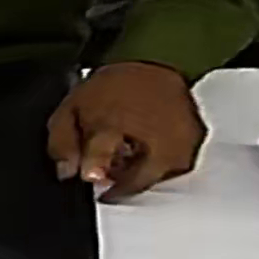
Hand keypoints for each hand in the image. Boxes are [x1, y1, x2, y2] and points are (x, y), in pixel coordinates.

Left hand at [46, 61, 204, 200]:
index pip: (104, 150)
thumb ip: (62, 144)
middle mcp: (153, 130)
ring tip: (123, 169)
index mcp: (111, 123)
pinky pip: (179, 163)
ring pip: (165, 172)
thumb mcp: (66, 114)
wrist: (146, 69)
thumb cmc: (105, 91)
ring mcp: (180, 134)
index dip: (96, 166)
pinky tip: (142, 159)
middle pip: (144, 171)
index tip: (91, 178)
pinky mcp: (196, 137)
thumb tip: (66, 171)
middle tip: (105, 189)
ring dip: (143, 177)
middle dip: (124, 185)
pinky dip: (160, 168)